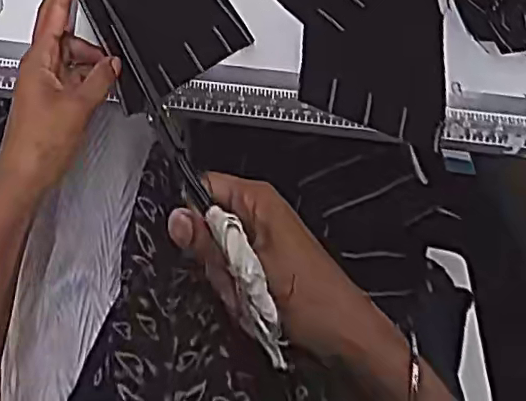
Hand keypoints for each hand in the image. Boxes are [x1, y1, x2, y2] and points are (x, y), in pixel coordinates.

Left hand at [0, 0, 120, 204]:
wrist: (22, 179)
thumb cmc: (36, 146)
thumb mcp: (78, 106)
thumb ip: (99, 79)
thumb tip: (112, 63)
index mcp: (38, 59)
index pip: (52, 11)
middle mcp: (37, 66)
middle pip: (65, 33)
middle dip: (88, 34)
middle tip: (105, 36)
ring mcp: (42, 81)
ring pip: (71, 56)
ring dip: (91, 62)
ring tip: (105, 78)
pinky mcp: (48, 97)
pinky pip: (71, 75)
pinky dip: (87, 77)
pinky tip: (99, 87)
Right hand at [168, 172, 390, 361]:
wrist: (348, 340)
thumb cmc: (315, 301)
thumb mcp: (249, 271)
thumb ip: (208, 243)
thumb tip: (177, 218)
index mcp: (256, 197)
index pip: (201, 185)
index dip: (189, 212)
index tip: (192, 240)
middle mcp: (259, 211)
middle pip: (207, 223)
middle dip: (212, 257)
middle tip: (232, 278)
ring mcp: (262, 238)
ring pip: (218, 251)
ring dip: (225, 280)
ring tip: (248, 296)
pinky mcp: (265, 263)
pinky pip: (233, 269)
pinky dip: (237, 290)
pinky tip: (253, 304)